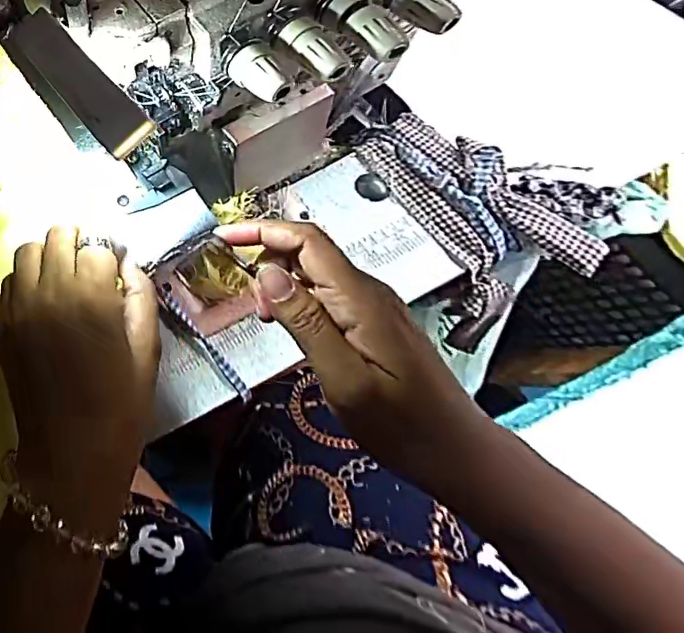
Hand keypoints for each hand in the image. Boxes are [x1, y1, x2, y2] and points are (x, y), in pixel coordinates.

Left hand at [0, 226, 159, 538]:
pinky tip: (43, 302)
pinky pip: (10, 279)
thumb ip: (140, 296)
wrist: (70, 455)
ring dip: (49, 256)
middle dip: (78, 244)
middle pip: (58, 235)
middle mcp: (49, 290)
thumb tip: (128, 264)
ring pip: (28, 249)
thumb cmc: (120, 405)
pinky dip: (27, 279)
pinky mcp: (0, 322)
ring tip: (64, 280)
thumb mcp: (147, 350)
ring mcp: (19, 305)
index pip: (98, 246)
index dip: (111, 258)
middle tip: (90, 269)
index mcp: (90, 296)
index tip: (116, 275)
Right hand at [214, 220, 488, 476]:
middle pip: (307, 250)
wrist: (459, 453)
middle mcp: (366, 290)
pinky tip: (288, 324)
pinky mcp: (372, 321)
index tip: (225, 238)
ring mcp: (372, 304)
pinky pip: (326, 293)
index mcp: (359, 298)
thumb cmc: (403, 426)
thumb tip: (268, 274)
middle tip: (241, 292)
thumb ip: (305, 323)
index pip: (306, 240)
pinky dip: (297, 298)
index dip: (262, 230)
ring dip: (280, 280)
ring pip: (315, 272)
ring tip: (260, 312)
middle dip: (266, 256)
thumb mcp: (345, 380)